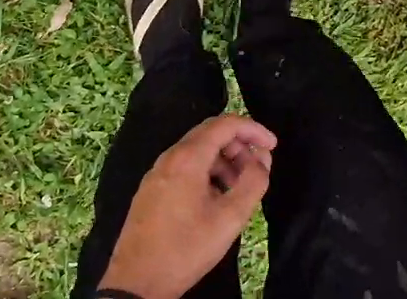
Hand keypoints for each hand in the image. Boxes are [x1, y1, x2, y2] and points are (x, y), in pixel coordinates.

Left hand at [99, 115, 276, 298]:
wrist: (135, 286)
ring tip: (239, 186)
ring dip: (224, 159)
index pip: (226, 124)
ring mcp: (156, 173)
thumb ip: (252, 184)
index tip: (272, 146)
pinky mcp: (151, 190)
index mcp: (187, 158)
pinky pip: (184, 166)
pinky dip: (207, 171)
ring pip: (197, 150)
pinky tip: (216, 197)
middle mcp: (169, 157)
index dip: (253, 129)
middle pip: (211, 133)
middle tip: (258, 166)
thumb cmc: (184, 250)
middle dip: (239, 144)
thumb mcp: (228, 220)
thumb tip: (261, 161)